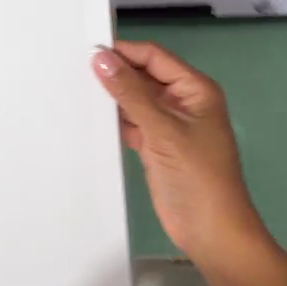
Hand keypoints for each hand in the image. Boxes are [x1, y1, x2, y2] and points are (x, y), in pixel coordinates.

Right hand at [92, 41, 286, 285]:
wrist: (212, 233)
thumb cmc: (196, 176)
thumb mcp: (162, 130)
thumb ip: (130, 92)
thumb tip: (100, 57)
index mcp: (195, 89)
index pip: (154, 57)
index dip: (124, 52)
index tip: (86, 52)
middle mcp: (182, 101)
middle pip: (143, 76)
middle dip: (115, 74)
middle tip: (74, 69)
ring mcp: (169, 124)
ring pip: (135, 99)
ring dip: (113, 97)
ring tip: (76, 89)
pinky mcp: (156, 145)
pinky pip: (132, 122)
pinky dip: (115, 120)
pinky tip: (91, 117)